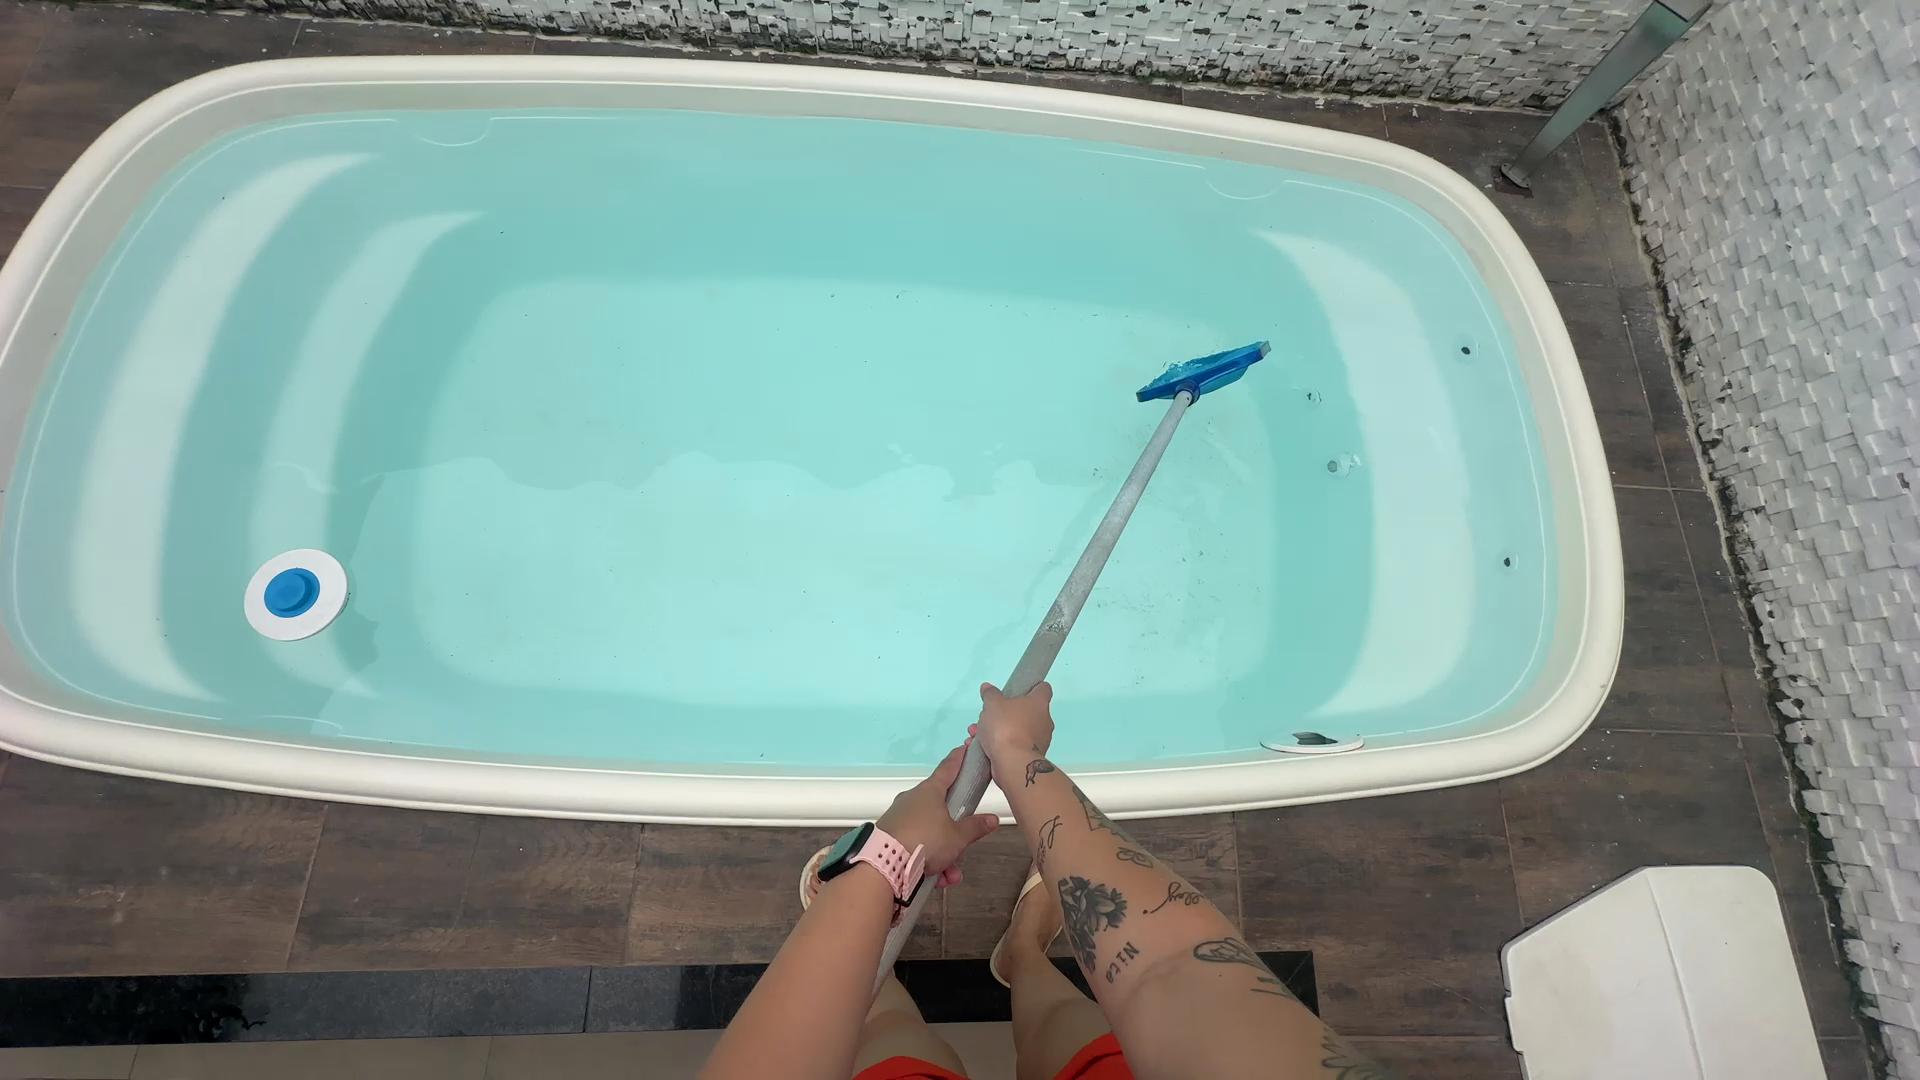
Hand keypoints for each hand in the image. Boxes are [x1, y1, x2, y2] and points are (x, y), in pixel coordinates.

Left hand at [876, 744, 998, 887]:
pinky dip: (927, 862)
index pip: (948, 768)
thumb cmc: (925, 840)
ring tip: (951, 875)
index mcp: (930, 791)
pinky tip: (936, 880)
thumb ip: (975, 827)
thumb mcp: (957, 837)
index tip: (965, 747)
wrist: (884, 863)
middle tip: (963, 846)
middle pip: (940, 809)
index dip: (958, 758)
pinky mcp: (889, 836)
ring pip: (929, 833)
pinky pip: (915, 846)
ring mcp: (899, 818)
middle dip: (954, 832)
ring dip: (943, 855)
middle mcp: (912, 799)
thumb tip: (992, 819)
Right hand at [969, 681, 1054, 769]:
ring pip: (1017, 731)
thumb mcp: (993, 704)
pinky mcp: (1031, 758)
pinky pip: (1014, 747)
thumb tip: (988, 688)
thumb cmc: (1006, 727)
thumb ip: (990, 694)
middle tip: (988, 716)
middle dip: (1005, 714)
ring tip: (977, 734)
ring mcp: (1040, 741)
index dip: (1031, 687)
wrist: (1013, 763)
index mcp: (1039, 703)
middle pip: (1026, 711)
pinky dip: (1000, 747)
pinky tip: (980, 749)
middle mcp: (1044, 721)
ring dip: (998, 731)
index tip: (1018, 690)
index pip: (1042, 688)